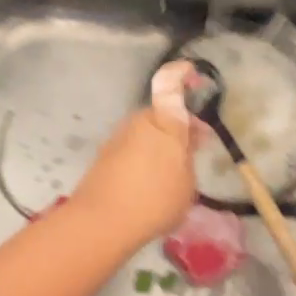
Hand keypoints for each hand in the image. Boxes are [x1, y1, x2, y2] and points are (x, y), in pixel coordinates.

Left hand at [64, 61, 201, 242]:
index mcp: (164, 122)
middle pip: (162, 115)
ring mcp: (118, 138)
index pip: (170, 84)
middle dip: (178, 128)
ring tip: (173, 175)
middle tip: (193, 150)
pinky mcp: (104, 157)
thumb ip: (188, 160)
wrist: (101, 222)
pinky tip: (150, 187)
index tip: (192, 74)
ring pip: (146, 133)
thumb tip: (185, 147)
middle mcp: (139, 122)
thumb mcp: (188, 184)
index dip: (181, 74)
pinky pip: (132, 150)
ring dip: (160, 146)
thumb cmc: (155, 200)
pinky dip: (143, 160)